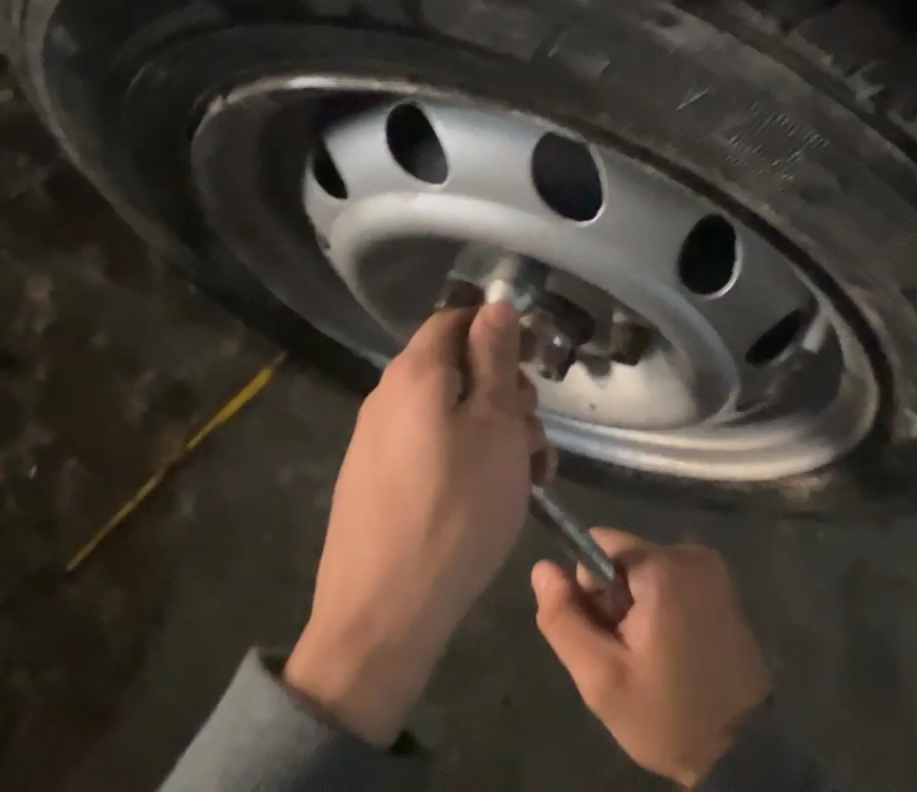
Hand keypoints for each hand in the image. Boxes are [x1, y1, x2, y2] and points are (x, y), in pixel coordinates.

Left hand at [285, 302, 548, 743]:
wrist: (385, 612)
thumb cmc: (457, 507)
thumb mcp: (495, 425)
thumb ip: (496, 359)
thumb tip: (495, 304)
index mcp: (415, 373)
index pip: (456, 319)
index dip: (501, 330)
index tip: (540, 362)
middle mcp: (387, 399)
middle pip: (458, 371)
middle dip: (508, 394)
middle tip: (536, 439)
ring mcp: (377, 444)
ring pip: (451, 416)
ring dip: (497, 434)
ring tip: (528, 479)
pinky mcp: (376, 483)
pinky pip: (432, 451)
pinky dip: (469, 460)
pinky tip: (493, 498)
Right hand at [533, 531, 771, 785]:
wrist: (740, 747)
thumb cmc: (666, 713)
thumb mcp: (600, 677)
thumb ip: (564, 618)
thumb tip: (542, 567)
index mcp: (664, 566)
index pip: (599, 544)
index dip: (589, 589)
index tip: (606, 634)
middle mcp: (692, 553)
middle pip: (624, 558)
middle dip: (614, 601)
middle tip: (628, 655)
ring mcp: (713, 569)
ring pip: (645, 572)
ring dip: (636, 609)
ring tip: (650, 659)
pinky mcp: (725, 587)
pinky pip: (672, 582)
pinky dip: (662, 610)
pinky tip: (671, 653)